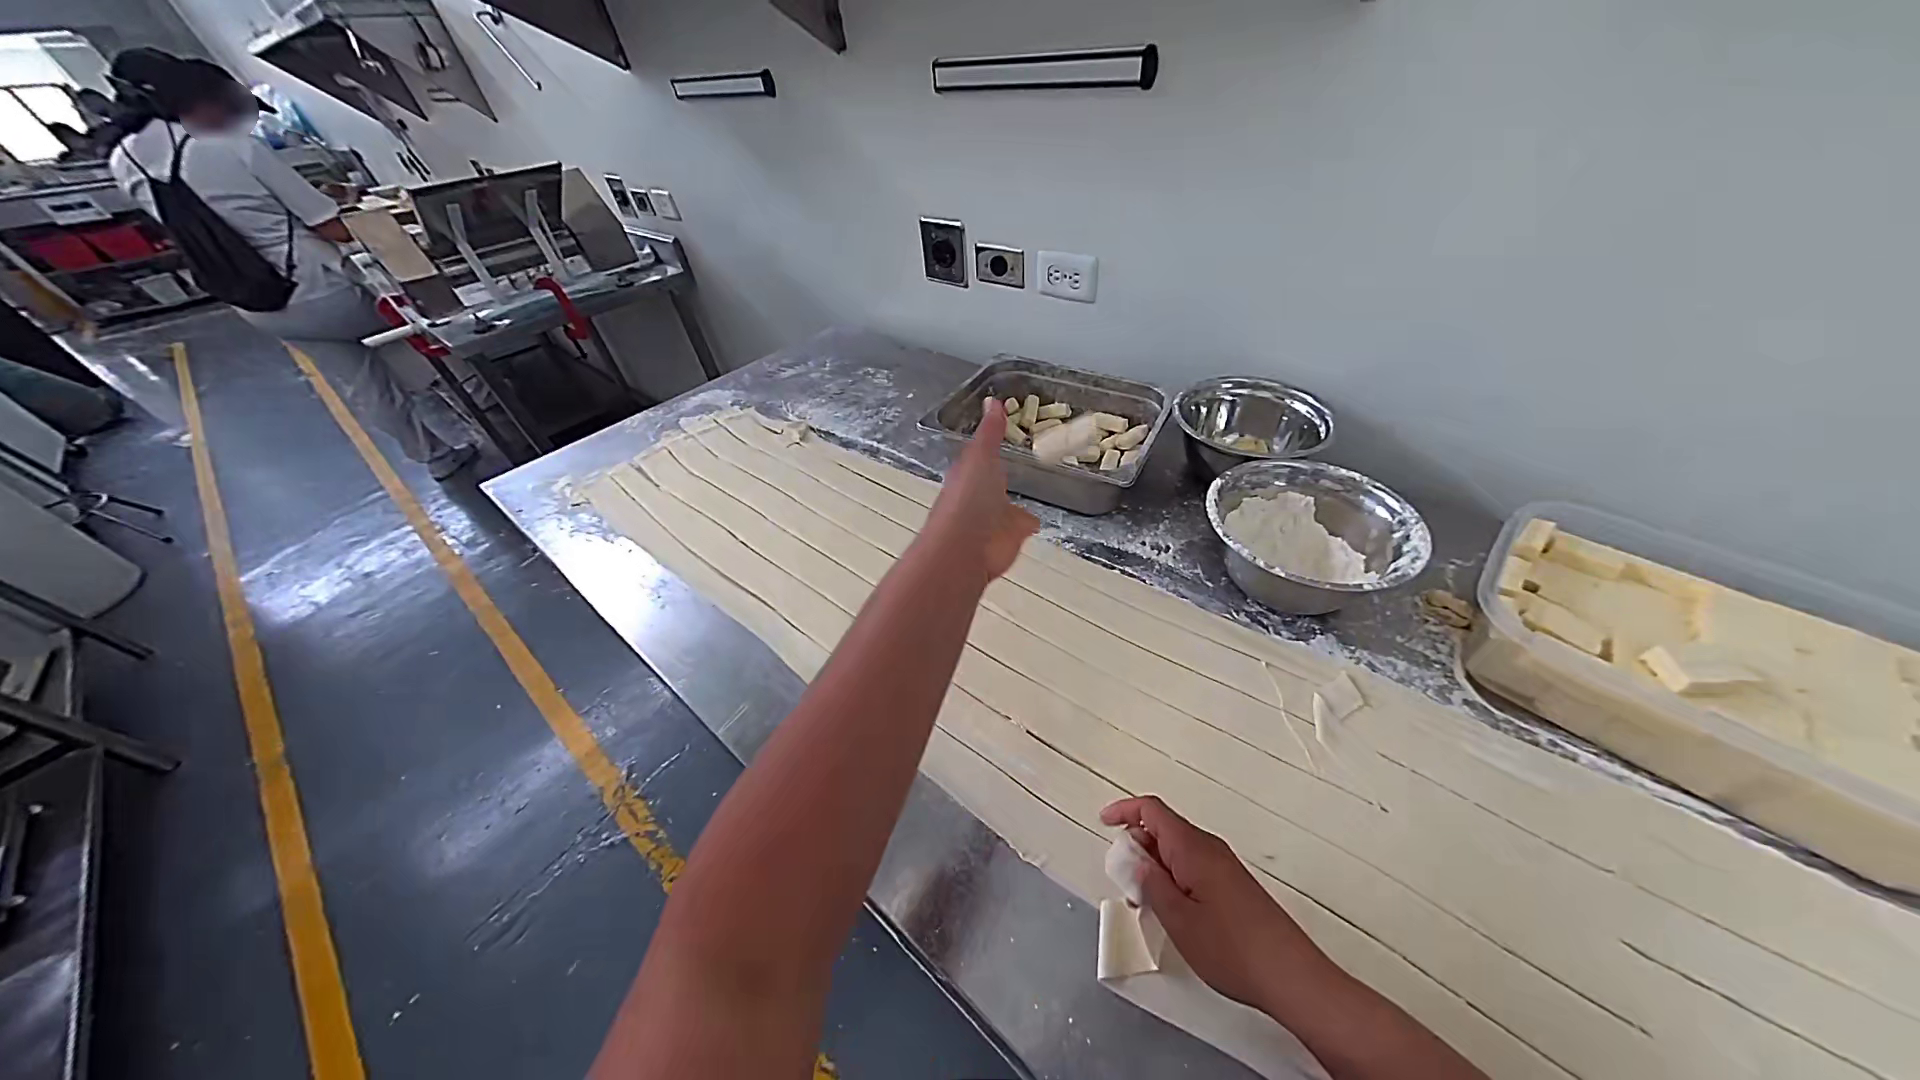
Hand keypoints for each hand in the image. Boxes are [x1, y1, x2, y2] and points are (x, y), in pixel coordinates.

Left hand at [924, 398, 1038, 583]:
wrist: (967, 547)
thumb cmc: (969, 498)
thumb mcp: (981, 456)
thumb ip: (990, 431)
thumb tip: (992, 400)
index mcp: (969, 473)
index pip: (980, 454)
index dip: (990, 444)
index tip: (1006, 430)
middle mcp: (979, 495)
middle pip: (994, 480)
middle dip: (1002, 474)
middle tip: (1022, 459)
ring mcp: (995, 517)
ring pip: (1008, 504)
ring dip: (1015, 499)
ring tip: (1033, 486)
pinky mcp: (1011, 536)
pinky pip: (1023, 525)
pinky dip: (1029, 521)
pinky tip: (1036, 518)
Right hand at [1101, 795, 1330, 1011]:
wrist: (1292, 977)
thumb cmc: (1236, 950)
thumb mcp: (1178, 919)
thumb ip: (1151, 883)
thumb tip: (1137, 861)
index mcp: (1193, 848)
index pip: (1152, 810)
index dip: (1124, 811)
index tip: (1105, 821)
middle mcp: (1209, 848)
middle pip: (1163, 828)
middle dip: (1137, 846)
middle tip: (1124, 877)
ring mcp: (1223, 865)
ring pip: (1177, 849)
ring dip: (1155, 866)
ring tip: (1147, 901)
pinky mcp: (1232, 883)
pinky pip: (1192, 865)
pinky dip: (1173, 877)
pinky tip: (1172, 909)